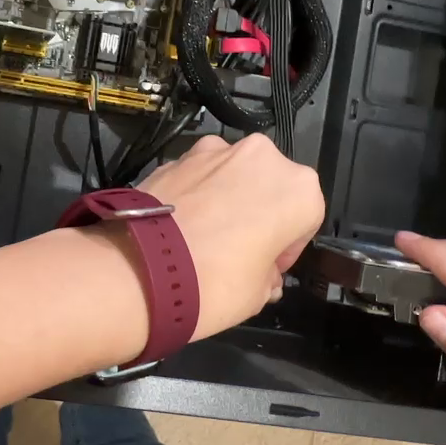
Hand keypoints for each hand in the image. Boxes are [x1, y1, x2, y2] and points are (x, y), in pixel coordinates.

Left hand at [138, 134, 323, 338]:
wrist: (139, 268)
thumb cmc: (214, 282)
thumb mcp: (259, 294)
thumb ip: (268, 274)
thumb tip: (260, 271)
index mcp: (298, 188)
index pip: (306, 218)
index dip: (287, 247)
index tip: (269, 268)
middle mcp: (262, 157)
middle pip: (270, 187)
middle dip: (259, 215)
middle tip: (239, 252)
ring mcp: (215, 150)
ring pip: (233, 176)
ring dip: (227, 200)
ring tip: (206, 240)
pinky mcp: (176, 156)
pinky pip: (199, 176)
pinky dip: (197, 195)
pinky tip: (183, 227)